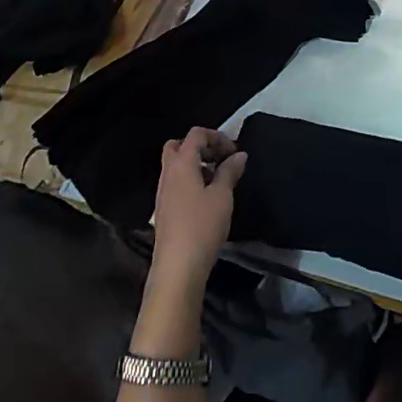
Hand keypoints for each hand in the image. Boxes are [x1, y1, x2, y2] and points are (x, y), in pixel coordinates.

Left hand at [149, 127, 246, 294]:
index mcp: (181, 163)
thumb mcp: (222, 196)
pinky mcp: (163, 210)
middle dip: (200, 147)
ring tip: (218, 180)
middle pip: (178, 146)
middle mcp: (167, 173)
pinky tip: (206, 199)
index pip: (195, 134)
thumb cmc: (202, 225)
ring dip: (196, 165)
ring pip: (175, 166)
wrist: (177, 267)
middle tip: (220, 159)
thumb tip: (239, 155)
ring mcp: (162, 192)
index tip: (234, 152)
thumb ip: (230, 171)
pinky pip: (176, 183)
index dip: (217, 136)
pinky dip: (190, 181)